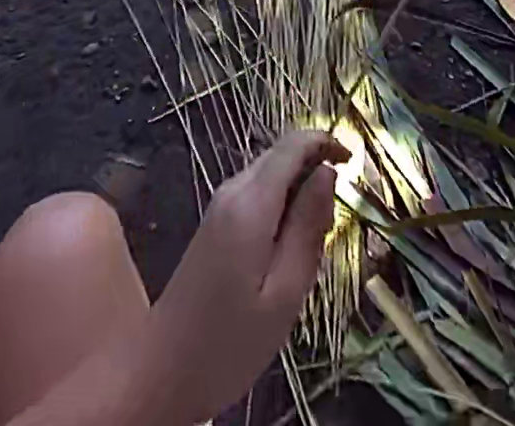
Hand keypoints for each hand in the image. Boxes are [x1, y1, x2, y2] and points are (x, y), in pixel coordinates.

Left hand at [138, 131, 349, 423]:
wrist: (160, 373)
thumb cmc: (230, 342)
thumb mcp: (285, 291)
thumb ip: (308, 226)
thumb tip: (328, 172)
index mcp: (251, 204)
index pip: (292, 145)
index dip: (326, 141)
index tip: (354, 161)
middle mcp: (232, 192)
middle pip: (281, 155)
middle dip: (314, 169)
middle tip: (333, 220)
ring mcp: (219, 206)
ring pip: (270, 174)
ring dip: (299, 190)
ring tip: (311, 244)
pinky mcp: (215, 222)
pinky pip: (258, 193)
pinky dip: (282, 204)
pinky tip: (286, 250)